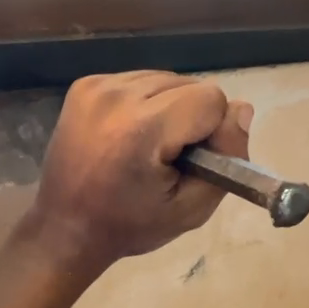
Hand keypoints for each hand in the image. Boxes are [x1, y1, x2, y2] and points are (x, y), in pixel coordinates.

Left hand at [25, 70, 252, 269]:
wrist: (65, 228)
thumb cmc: (131, 226)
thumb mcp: (192, 208)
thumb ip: (227, 158)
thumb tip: (243, 109)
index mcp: (142, 128)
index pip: (211, 98)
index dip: (213, 131)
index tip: (192, 162)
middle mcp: (116, 96)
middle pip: (190, 84)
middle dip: (191, 118)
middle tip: (169, 158)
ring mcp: (97, 86)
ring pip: (165, 79)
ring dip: (169, 108)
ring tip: (148, 147)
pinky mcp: (84, 84)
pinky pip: (139, 80)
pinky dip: (144, 103)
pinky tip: (129, 135)